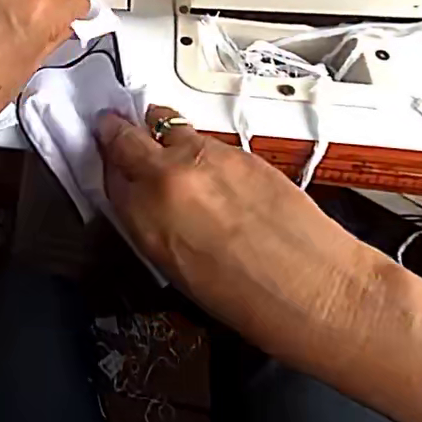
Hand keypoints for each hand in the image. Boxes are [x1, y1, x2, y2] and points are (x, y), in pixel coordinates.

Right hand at [96, 104, 386, 372]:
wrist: (315, 287)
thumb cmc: (248, 298)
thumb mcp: (174, 268)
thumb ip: (148, 223)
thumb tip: (139, 200)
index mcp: (144, 215)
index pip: (107, 173)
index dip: (106, 166)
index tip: (107, 161)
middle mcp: (168, 176)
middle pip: (126, 135)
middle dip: (118, 131)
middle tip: (115, 129)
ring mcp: (205, 156)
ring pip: (166, 123)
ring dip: (159, 131)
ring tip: (165, 144)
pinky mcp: (239, 149)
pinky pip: (203, 136)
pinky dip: (196, 145)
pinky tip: (210, 169)